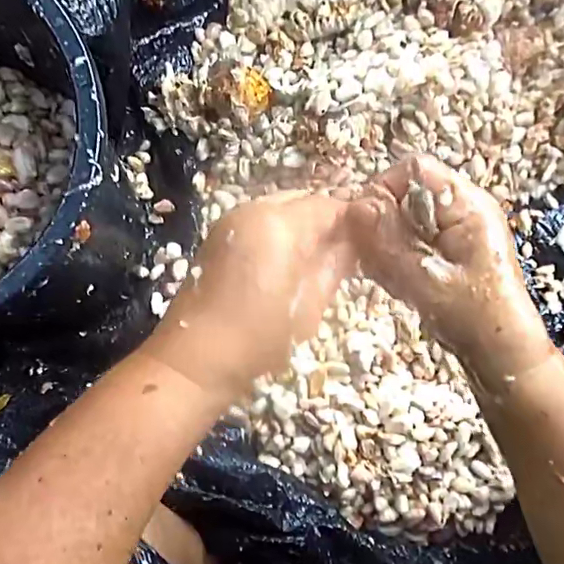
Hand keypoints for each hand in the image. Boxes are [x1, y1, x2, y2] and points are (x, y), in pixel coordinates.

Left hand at [143, 192, 354, 401]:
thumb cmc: (258, 340)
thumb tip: (353, 245)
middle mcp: (252, 211)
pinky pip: (258, 225)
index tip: (370, 243)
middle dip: (325, 222)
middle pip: (302, 202)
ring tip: (317, 263)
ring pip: (279, 211)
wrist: (194, 362)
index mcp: (279, 224)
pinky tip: (287, 266)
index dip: (353, 221)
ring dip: (301, 229)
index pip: (329, 206)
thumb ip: (334, 267)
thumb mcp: (308, 307)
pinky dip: (278, 237)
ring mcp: (229, 222)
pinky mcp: (215, 239)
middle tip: (345, 254)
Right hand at [348, 155, 554, 387]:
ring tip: (395, 280)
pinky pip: (411, 244)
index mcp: (466, 205)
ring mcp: (456, 232)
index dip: (382, 192)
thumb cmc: (475, 317)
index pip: (413, 169)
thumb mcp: (424, 280)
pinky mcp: (448, 253)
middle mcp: (463, 210)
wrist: (504, 355)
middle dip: (383, 226)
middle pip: (405, 195)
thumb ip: (388, 241)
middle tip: (377, 262)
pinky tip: (403, 287)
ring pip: (403, 222)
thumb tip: (354, 207)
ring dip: (388, 249)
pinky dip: (397, 263)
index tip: (364, 228)